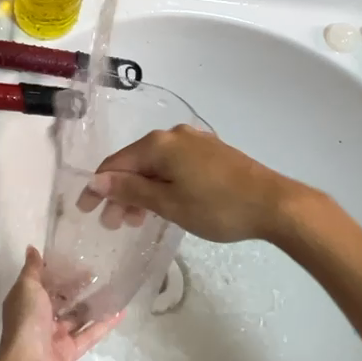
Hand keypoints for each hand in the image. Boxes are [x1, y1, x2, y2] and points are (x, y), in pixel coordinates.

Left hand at [0, 247, 121, 360]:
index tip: (76, 259)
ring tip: (112, 288)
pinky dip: (103, 324)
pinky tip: (120, 312)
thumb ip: (32, 269)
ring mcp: (55, 335)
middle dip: (77, 287)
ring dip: (93, 304)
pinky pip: (89, 334)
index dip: (58, 271)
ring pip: (77, 317)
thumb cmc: (26, 321)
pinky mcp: (70, 351)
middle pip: (61, 299)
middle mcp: (40, 317)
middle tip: (98, 272)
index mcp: (27, 300)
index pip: (43, 282)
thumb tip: (32, 248)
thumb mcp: (27, 287)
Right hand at [78, 124, 299, 242]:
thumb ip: (131, 191)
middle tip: (114, 225)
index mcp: (159, 144)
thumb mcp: (169, 203)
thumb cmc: (217, 206)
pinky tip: (164, 205)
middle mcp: (174, 135)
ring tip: (138, 221)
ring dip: (142, 192)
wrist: (275, 204)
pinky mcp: (212, 153)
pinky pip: (175, 166)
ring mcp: (195, 142)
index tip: (85, 211)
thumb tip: (98, 181)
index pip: (116, 163)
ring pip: (156, 165)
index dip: (98, 187)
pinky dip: (162, 185)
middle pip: (136, 163)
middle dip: (120, 192)